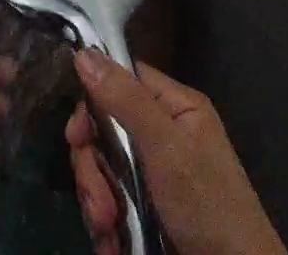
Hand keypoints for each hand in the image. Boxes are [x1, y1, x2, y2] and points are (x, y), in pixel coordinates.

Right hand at [68, 51, 287, 254]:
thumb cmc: (209, 207)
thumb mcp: (167, 149)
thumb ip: (125, 100)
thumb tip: (83, 51)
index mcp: (174, 108)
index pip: (119, 79)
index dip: (91, 99)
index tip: (78, 133)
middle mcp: (161, 133)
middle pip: (101, 127)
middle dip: (92, 165)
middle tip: (100, 195)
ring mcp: (151, 171)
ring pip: (98, 165)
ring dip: (96, 197)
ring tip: (110, 225)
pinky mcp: (143, 204)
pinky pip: (105, 196)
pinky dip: (103, 219)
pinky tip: (113, 237)